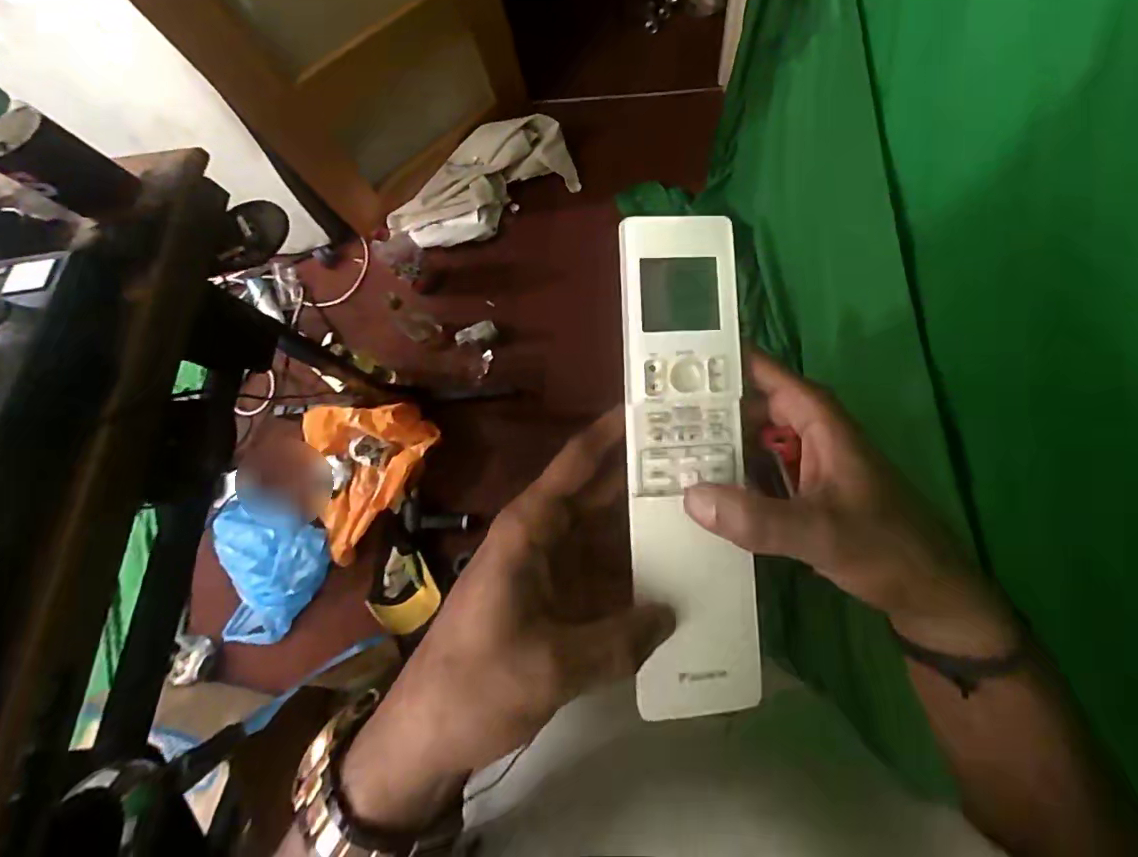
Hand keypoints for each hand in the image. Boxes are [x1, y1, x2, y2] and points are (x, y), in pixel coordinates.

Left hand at [339, 412, 674, 832]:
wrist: (428, 731)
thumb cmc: (477, 683)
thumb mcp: (551, 665)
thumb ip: (617, 640)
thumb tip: (671, 615)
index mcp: (528, 529)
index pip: (575, 465)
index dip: (612, 433)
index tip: (654, 405)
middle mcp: (539, 539)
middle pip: (599, 497)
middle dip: (645, 479)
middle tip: (707, 462)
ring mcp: (548, 571)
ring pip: (605, 538)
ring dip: (646, 531)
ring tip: (709, 518)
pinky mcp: (554, 603)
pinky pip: (603, 578)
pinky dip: (635, 579)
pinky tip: (681, 583)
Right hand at [684, 352, 1018, 657]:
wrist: (932, 600)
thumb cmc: (888, 551)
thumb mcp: (822, 533)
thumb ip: (759, 518)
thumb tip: (690, 496)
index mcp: (819, 422)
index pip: (763, 373)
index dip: (721, 362)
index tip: (671, 357)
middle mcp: (806, 433)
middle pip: (746, 404)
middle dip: (702, 404)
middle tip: (648, 408)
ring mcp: (802, 463)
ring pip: (747, 437)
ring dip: (709, 439)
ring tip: (656, 440)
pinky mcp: (797, 491)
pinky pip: (752, 469)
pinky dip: (724, 471)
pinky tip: (692, 482)